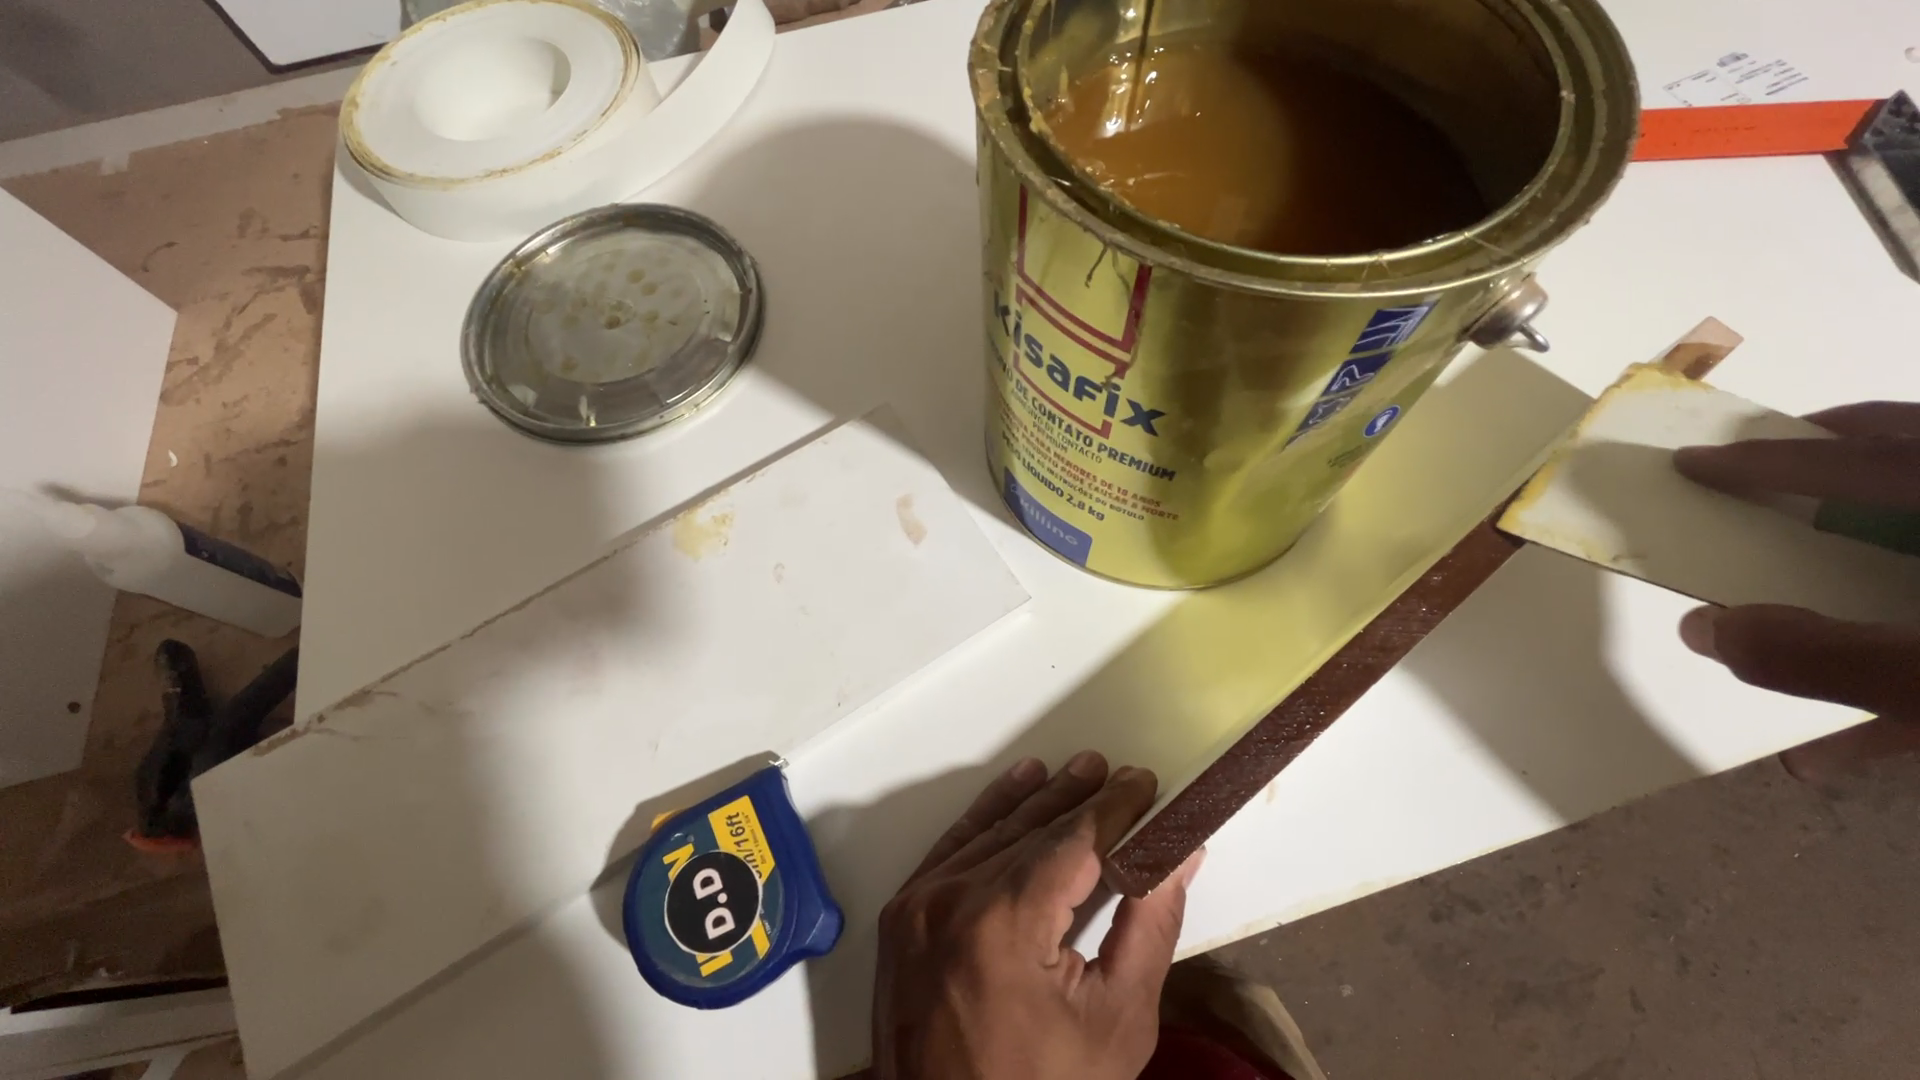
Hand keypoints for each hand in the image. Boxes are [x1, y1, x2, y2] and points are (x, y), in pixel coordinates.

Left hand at [870, 751, 1202, 1079]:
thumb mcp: (1117, 1020)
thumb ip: (1149, 926)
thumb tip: (1177, 853)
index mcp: (1003, 924)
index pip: (1070, 844)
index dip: (1112, 811)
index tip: (1143, 785)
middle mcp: (951, 899)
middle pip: (1031, 831)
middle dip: (1081, 801)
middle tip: (1119, 774)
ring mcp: (919, 904)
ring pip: (992, 832)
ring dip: (1037, 798)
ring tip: (1077, 770)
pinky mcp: (904, 913)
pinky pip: (953, 846)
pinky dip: (988, 814)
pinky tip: (1018, 785)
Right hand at [1674, 402, 1919, 777]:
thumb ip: (1823, 657)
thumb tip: (1702, 629)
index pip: (1856, 462)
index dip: (1764, 462)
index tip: (1690, 462)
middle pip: (1915, 445)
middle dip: (1840, 442)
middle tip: (1770, 449)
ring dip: (1892, 500)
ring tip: (1831, 506)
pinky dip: (1914, 616)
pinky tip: (1890, 704)